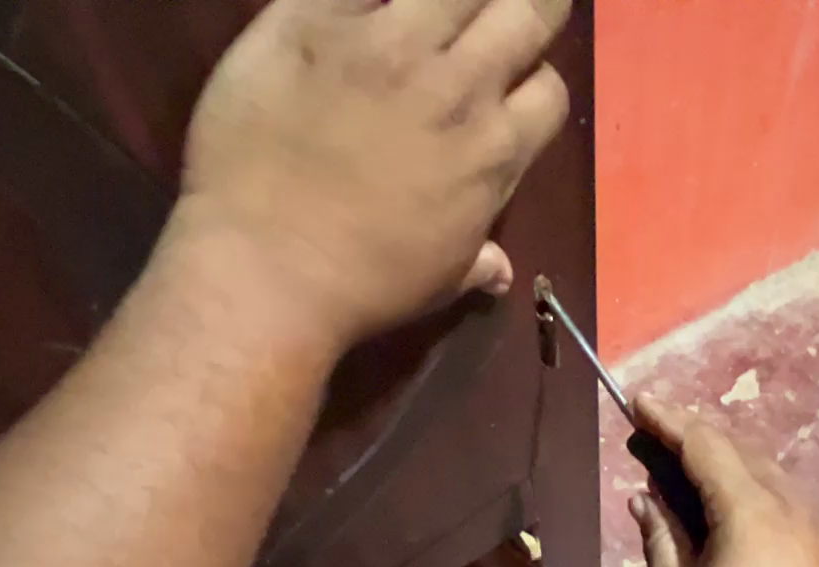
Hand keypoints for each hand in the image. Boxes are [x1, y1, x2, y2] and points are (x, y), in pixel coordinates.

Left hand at [175, 0, 571, 344]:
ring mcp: (384, 41)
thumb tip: (502, 271)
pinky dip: (370, 0)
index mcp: (493, 150)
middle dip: (531, 9)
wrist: (268, 263)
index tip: (519, 96)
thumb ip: (479, 262)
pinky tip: (367, 14)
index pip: (550, 91)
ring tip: (446, 13)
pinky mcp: (312, 17)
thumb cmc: (367, 286)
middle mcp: (454, 83)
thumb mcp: (439, 284)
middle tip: (511, 15)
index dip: (539, 89)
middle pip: (524, 12)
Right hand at [629, 396, 818, 566]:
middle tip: (654, 435)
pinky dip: (746, 480)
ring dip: (721, 456)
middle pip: (735, 445)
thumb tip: (644, 501)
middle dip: (692, 432)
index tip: (639, 402)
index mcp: (746, 512)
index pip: (702, 444)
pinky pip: (780, 489)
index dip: (668, 419)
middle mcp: (785, 500)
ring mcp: (813, 517)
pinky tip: (729, 504)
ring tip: (686, 467)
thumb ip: (660, 545)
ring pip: (762, 465)